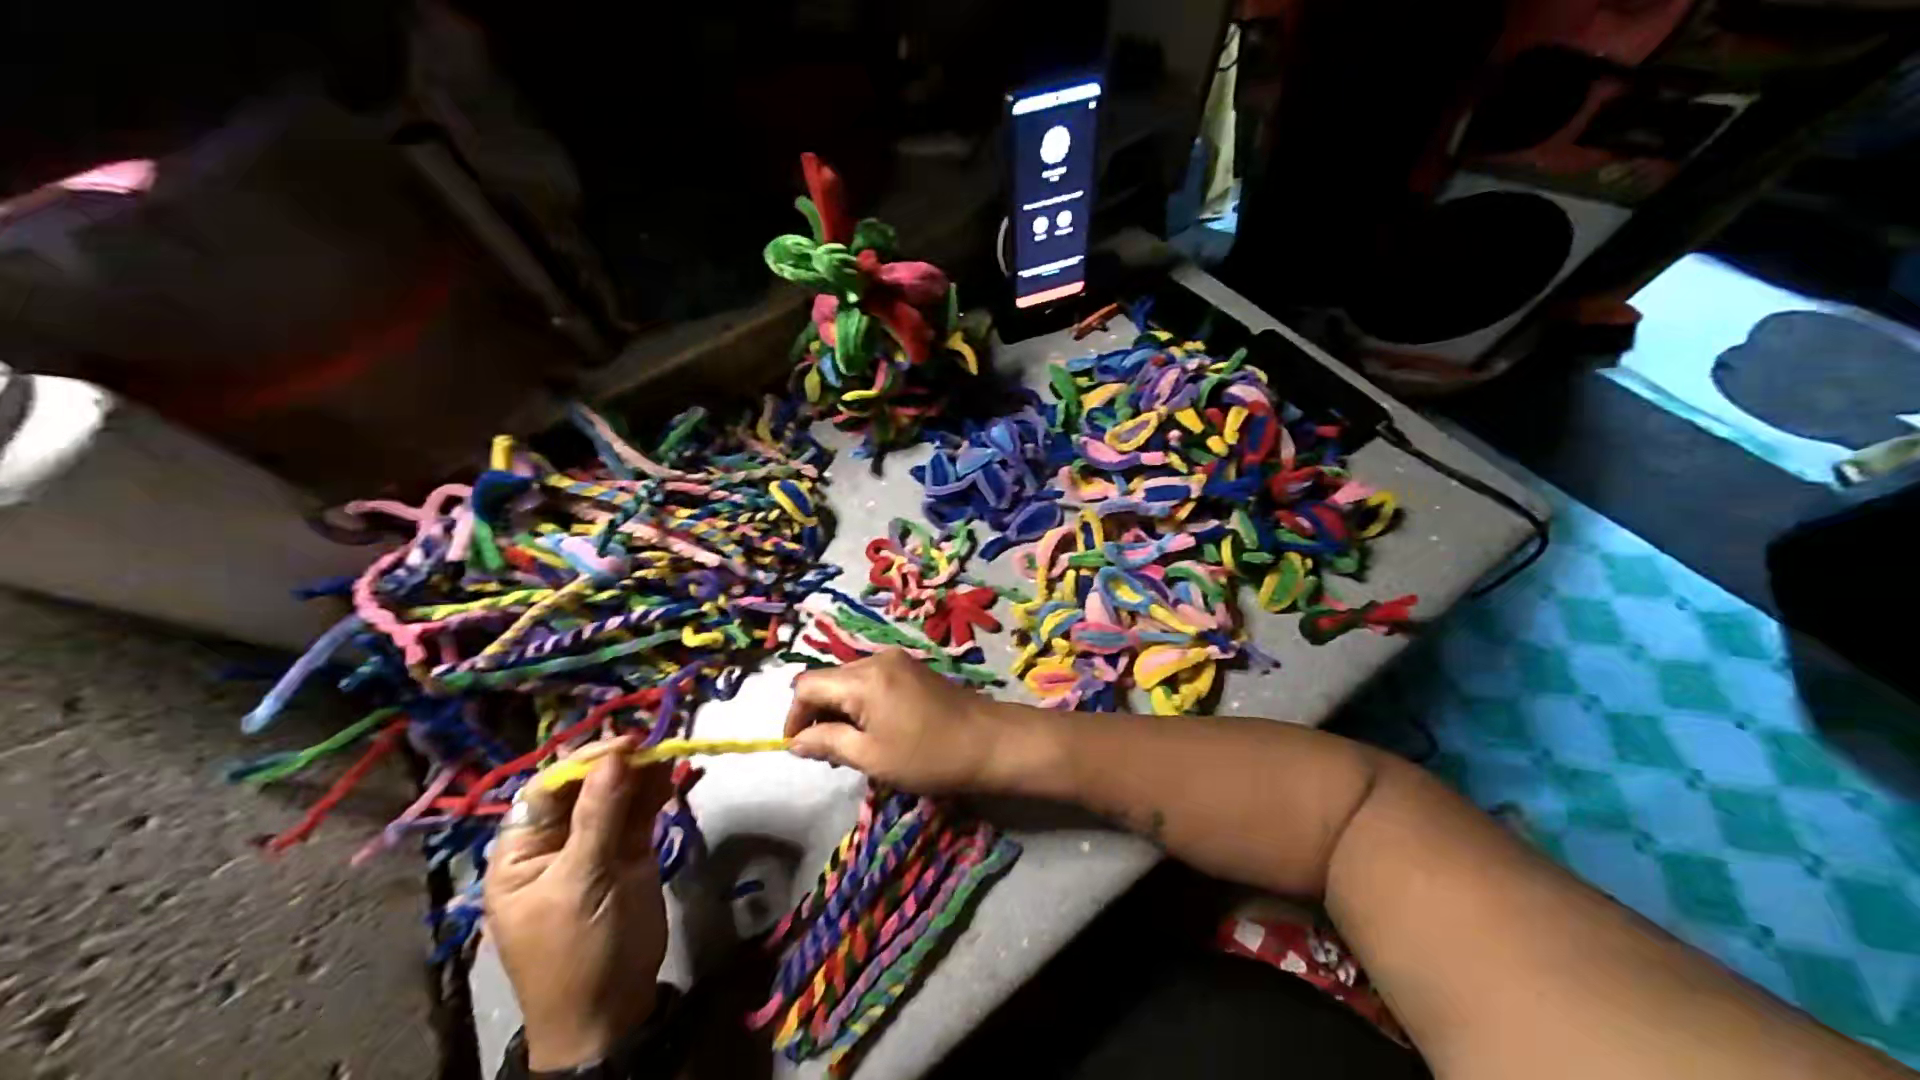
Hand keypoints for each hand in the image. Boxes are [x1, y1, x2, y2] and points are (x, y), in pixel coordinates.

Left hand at [484, 737, 671, 1070]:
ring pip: (618, 795)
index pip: (548, 790)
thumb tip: (615, 756)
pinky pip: (642, 811)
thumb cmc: (579, 951)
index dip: (584, 762)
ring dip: (643, 770)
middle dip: (618, 761)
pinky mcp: (630, 850)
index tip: (625, 742)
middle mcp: (557, 840)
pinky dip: (657, 790)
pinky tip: (672, 769)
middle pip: (586, 787)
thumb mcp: (583, 883)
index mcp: (522, 851)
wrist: (613, 1009)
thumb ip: (600, 816)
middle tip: (653, 737)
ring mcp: (597, 843)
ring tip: (668, 745)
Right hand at [783, 650, 1009, 792]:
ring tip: (850, 747)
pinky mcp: (912, 669)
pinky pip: (871, 681)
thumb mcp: (871, 757)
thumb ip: (827, 743)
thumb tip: (795, 741)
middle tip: (827, 754)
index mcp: (863, 677)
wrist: (990, 742)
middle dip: (818, 714)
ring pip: (849, 681)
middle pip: (828, 680)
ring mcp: (897, 661)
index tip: (798, 748)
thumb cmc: (928, 755)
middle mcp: (876, 658)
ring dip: (840, 711)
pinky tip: (872, 731)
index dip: (794, 716)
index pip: (807, 685)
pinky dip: (861, 704)